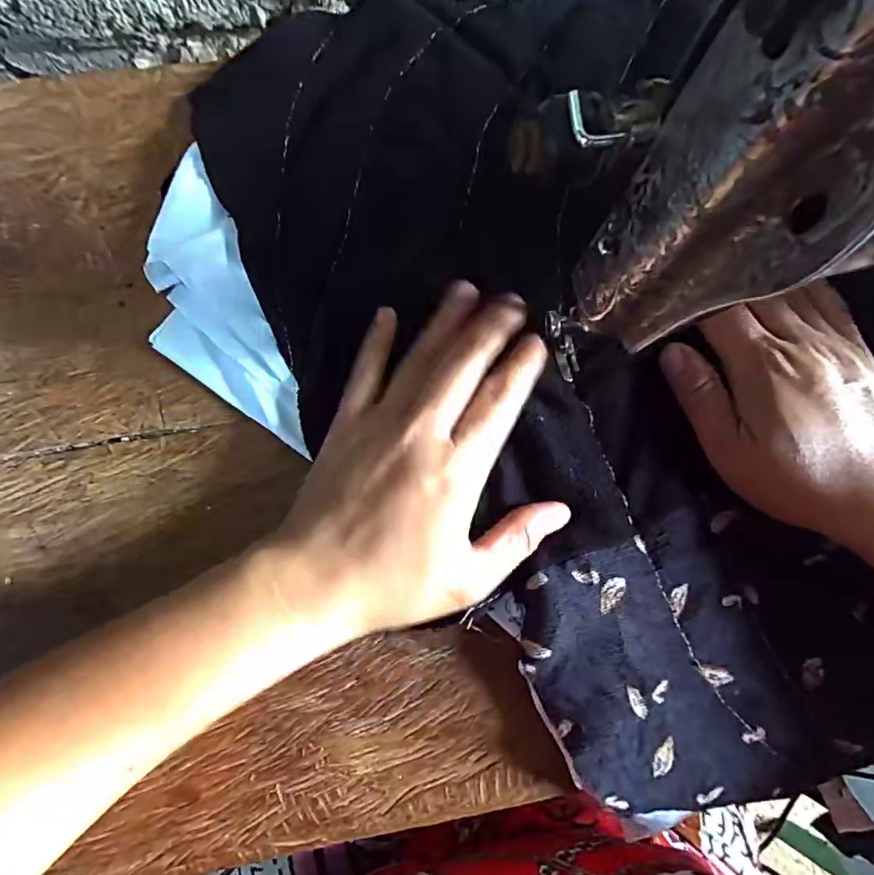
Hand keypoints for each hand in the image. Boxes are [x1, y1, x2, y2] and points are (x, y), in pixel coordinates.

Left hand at [261, 281, 570, 640]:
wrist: (313, 580)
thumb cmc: (392, 585)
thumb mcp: (467, 579)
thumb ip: (515, 540)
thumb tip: (560, 510)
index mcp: (458, 472)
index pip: (498, 404)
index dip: (519, 368)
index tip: (536, 341)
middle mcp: (421, 435)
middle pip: (462, 367)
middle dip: (490, 328)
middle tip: (512, 300)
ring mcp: (378, 423)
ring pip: (418, 360)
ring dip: (443, 323)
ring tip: (466, 290)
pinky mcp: (344, 425)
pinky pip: (364, 373)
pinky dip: (376, 343)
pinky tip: (387, 314)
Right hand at [660, 281, 873, 549]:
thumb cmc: (796, 479)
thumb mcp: (730, 451)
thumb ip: (701, 398)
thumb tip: (673, 353)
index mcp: (761, 363)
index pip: (719, 312)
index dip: (691, 304)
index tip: (671, 309)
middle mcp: (800, 340)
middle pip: (755, 293)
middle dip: (721, 290)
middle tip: (696, 294)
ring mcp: (836, 340)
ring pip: (794, 289)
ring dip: (761, 282)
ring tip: (735, 285)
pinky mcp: (861, 348)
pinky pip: (829, 300)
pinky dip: (804, 286)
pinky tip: (791, 286)